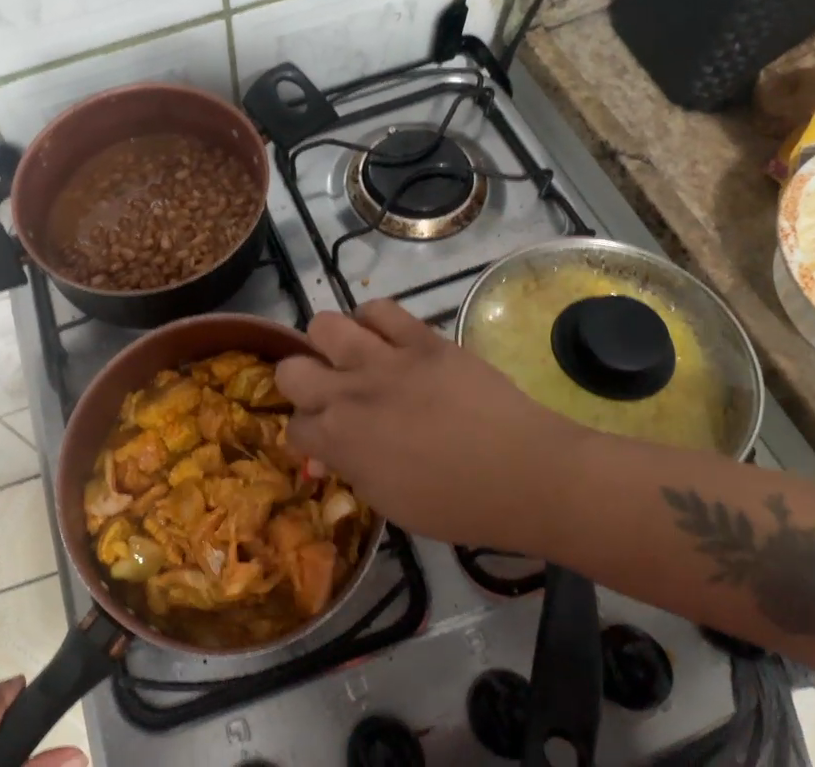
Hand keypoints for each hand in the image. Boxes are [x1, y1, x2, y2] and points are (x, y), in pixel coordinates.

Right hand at [275, 300, 588, 551]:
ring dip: (329, 344)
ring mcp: (385, 359)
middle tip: (329, 395)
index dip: (307, 436)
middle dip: (302, 384)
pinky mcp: (422, 338)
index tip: (325, 442)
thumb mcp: (388, 502)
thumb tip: (334, 451)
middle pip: (290, 369)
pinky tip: (384, 337)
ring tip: (352, 357)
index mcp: (338, 439)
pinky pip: (379, 308)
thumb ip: (352, 468)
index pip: (294, 427)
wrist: (524, 473)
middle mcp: (349, 392)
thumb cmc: (456, 505)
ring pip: (324, 325)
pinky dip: (372, 320)